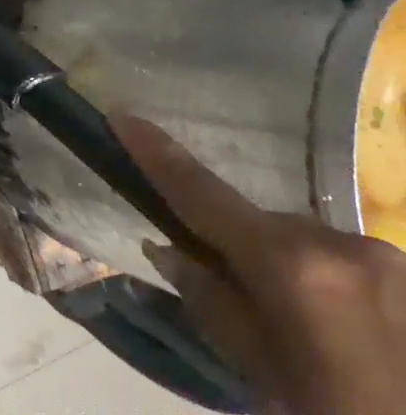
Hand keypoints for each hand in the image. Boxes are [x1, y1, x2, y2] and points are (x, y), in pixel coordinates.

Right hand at [115, 114, 405, 414]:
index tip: (123, 118)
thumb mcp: (253, 363)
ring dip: (288, 264)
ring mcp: (389, 259)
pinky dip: (329, 281)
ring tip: (296, 318)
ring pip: (307, 242)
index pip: (202, 194)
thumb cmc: (322, 404)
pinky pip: (347, 262)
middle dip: (239, 244)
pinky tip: (340, 326)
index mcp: (289, 264)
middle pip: (262, 222)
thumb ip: (208, 297)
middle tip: (230, 286)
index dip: (158, 155)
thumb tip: (175, 252)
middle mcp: (340, 245)